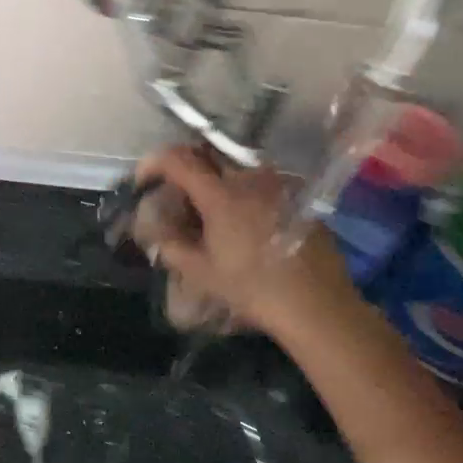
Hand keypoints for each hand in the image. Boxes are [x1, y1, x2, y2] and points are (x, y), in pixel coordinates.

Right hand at [134, 146, 360, 338]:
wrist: (319, 307)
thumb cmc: (254, 289)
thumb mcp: (201, 273)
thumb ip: (171, 245)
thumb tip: (156, 231)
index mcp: (221, 194)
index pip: (177, 158)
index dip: (153, 163)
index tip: (144, 181)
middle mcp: (249, 179)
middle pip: (207, 155)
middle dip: (184, 168)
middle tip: (177, 194)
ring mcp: (278, 185)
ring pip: (235, 169)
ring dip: (216, 181)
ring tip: (212, 211)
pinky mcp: (298, 198)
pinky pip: (261, 183)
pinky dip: (243, 193)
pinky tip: (245, 223)